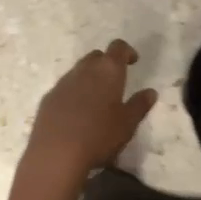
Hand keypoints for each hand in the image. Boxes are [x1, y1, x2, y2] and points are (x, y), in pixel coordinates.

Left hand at [24, 40, 158, 177]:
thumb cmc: (99, 136)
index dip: (127, 51)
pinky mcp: (49, 96)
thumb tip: (151, 92)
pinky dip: (73, 92)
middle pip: (97, 56)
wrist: (56, 152)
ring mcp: (64, 81)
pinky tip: (75, 113)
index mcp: (108, 70)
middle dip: (106, 64)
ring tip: (95, 100)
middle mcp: (85, 68)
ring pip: (80, 70)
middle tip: (114, 82)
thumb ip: (139, 105)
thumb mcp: (127, 124)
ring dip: (89, 78)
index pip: (118, 47)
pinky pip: (65, 87)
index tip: (133, 61)